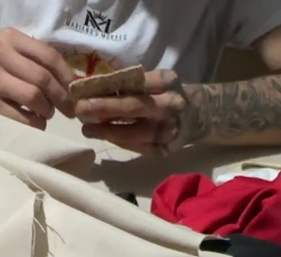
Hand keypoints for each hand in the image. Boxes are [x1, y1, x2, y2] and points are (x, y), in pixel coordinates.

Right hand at [0, 27, 74, 127]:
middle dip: (61, 98)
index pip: (48, 55)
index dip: (67, 76)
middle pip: (43, 78)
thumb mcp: (12, 56)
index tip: (75, 92)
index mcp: (10, 39)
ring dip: (47, 111)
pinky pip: (22, 119)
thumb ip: (37, 62)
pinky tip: (35, 123)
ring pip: (34, 97)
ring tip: (46, 114)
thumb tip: (72, 85)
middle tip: (68, 111)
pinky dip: (35, 124)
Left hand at [73, 69, 191, 154]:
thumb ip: (132, 84)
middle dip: (103, 109)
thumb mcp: (156, 82)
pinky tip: (106, 137)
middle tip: (80, 111)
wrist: (199, 116)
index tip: (84, 91)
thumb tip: (95, 89)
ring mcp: (169, 131)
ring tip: (87, 130)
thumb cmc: (168, 95)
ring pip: (133, 133)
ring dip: (107, 131)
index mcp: (166, 81)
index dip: (108, 88)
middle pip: (133, 107)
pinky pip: (137, 148)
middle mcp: (170, 105)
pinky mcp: (165, 150)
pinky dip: (120, 142)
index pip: (133, 83)